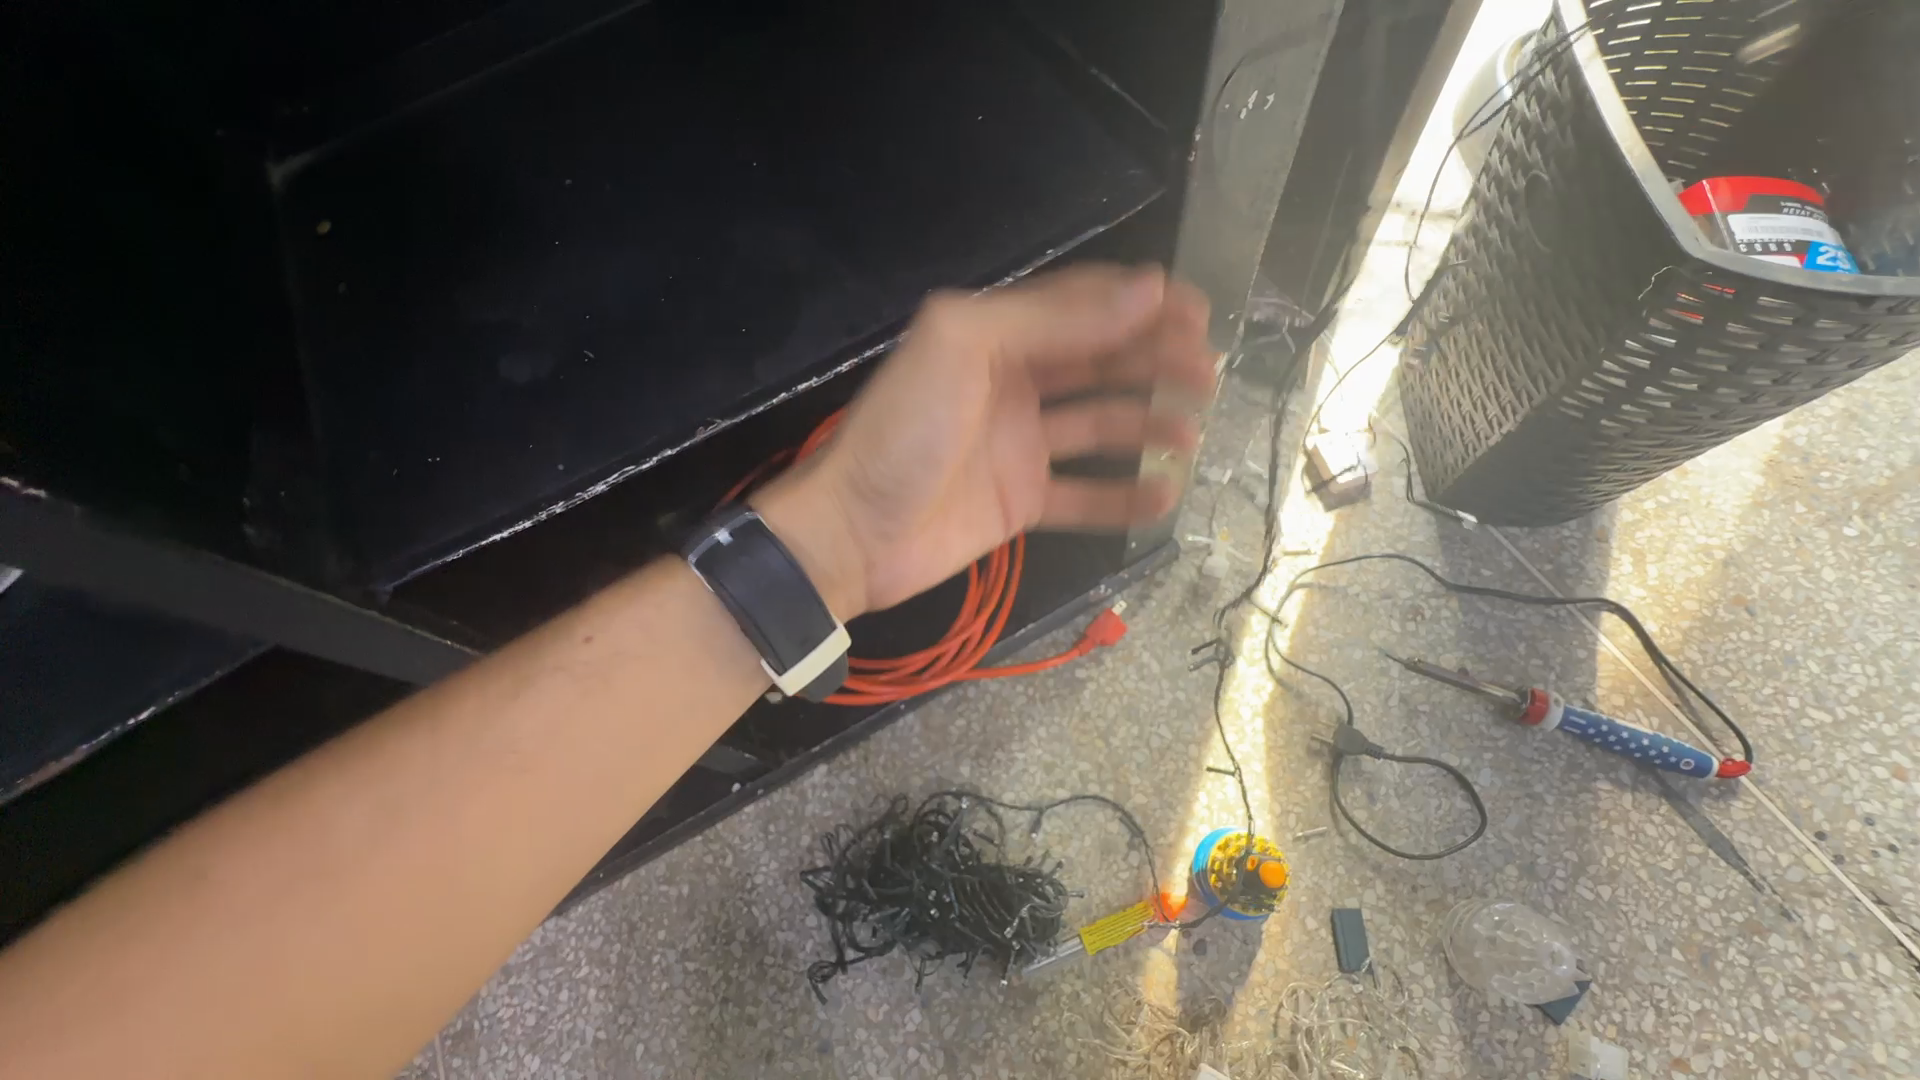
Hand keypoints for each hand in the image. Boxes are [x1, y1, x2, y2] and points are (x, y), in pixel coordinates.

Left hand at [754, 263, 1213, 616]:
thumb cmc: (903, 434)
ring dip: (1149, 424)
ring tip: (1192, 433)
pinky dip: (1123, 496)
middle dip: (1155, 361)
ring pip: (1100, 426)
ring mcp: (1019, 446)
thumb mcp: (963, 349)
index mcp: (995, 337)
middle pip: (1099, 363)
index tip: (1197, 313)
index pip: (1079, 307)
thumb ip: (1050, 318)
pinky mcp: (1021, 501)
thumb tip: (1143, 291)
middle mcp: (1012, 384)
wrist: (854, 534)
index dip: (1138, 304)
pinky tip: (1164, 494)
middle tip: (1207, 374)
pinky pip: (1084, 496)